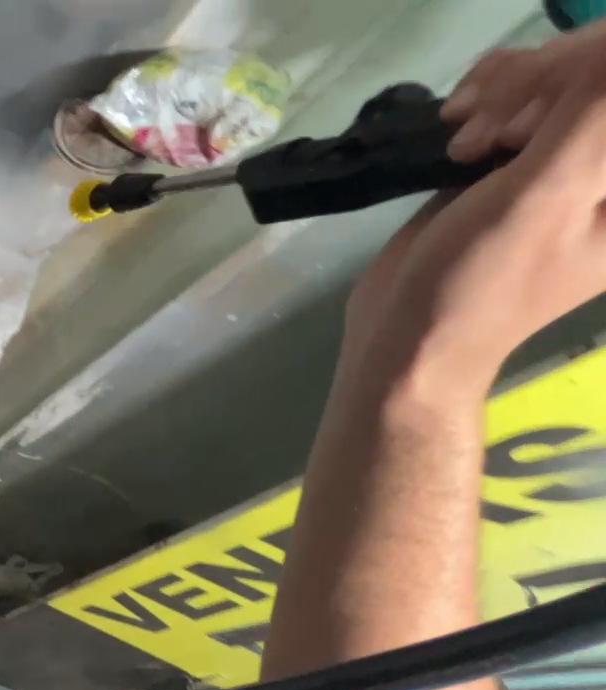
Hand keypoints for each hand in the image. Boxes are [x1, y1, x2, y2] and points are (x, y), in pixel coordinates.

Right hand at [344, 32, 605, 389]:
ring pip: (562, 71)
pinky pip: (521, 95)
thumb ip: (593, 109)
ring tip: (458, 139)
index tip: (514, 126)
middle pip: (600, 65)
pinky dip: (485, 96)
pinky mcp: (517, 159)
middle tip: (474, 140)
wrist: (406, 338)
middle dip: (535, 82)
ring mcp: (571, 153)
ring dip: (504, 88)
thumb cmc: (478, 281)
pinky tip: (454, 125)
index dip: (583, 71)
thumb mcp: (545, 195)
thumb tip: (600, 47)